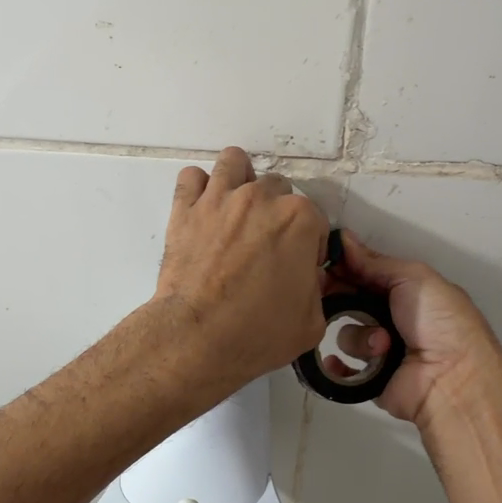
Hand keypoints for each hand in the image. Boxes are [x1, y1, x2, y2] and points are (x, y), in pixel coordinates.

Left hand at [154, 147, 328, 393]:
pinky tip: (204, 211)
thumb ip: (316, 291)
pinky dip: (198, 190)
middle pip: (277, 190)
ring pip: (234, 164)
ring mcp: (219, 199)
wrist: (197, 339)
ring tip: (236, 211)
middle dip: (276, 215)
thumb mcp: (310, 322)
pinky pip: (191, 178)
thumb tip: (306, 279)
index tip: (298, 268)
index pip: (315, 222)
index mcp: (300, 220)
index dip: (310, 247)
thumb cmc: (258, 333)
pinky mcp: (185, 210)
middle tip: (265, 247)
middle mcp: (261, 198)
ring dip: (240, 181)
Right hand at [326, 232, 501, 425]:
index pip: (364, 274)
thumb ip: (376, 263)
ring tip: (384, 346)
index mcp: (406, 292)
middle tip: (328, 295)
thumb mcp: (414, 278)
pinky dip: (337, 366)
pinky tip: (337, 364)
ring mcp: (380, 351)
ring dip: (361, 337)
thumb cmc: (439, 322)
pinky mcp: (369, 379)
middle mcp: (391, 319)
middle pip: (349, 302)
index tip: (321, 263)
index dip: (342, 268)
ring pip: (347, 335)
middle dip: (341, 299)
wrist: (453, 379)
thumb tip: (343, 240)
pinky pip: (342, 369)